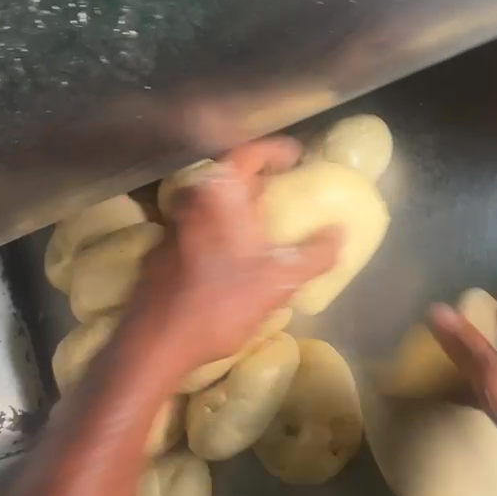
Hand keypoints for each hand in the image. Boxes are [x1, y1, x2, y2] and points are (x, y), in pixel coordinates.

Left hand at [117, 138, 340, 388]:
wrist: (156, 345)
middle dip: (260, 181)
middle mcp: (192, 200)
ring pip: (213, 204)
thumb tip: (340, 233)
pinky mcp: (163, 253)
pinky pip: (201, 227)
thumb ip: (316, 253)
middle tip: (286, 191)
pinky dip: (223, 230)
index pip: (249, 153)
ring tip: (268, 224)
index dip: (276, 150)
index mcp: (219, 193)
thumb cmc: (222, 301)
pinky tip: (239, 257)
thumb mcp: (282, 279)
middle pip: (230, 177)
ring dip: (240, 209)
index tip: (297, 157)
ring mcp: (173, 227)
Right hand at [428, 300, 496, 487]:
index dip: (466, 324)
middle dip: (471, 348)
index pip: (493, 308)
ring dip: (480, 370)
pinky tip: (468, 403)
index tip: (439, 343)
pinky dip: (493, 387)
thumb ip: (465, 345)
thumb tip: (435, 309)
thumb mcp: (496, 378)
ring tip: (448, 384)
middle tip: (439, 365)